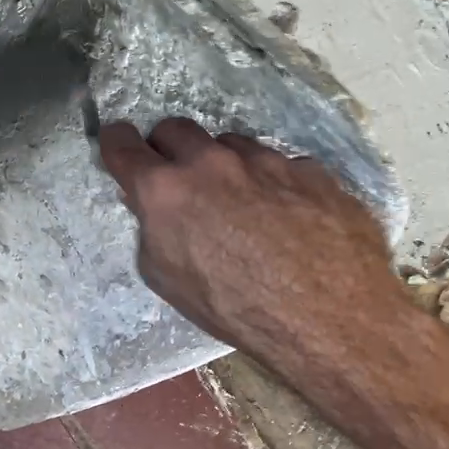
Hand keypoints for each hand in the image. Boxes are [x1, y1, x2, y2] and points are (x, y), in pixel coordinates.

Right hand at [97, 118, 409, 368]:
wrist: (332, 320)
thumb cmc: (232, 306)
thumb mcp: (165, 274)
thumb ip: (152, 228)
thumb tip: (153, 208)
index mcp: (164, 188)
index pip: (122, 145)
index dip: (116, 143)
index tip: (119, 146)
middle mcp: (211, 163)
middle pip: (174, 128)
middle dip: (167, 147)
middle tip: (177, 176)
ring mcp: (267, 162)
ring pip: (230, 143)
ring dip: (223, 163)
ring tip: (239, 199)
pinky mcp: (313, 172)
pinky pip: (281, 164)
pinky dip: (272, 182)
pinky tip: (286, 215)